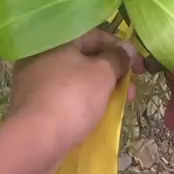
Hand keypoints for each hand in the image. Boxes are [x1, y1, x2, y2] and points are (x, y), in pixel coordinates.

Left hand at [5, 29, 144, 153]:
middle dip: (113, 73)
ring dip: (101, 88)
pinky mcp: (34, 101)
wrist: (36, 138)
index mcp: (58, 38)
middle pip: (86, 57)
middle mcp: (43, 52)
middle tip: (131, 92)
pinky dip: (83, 100)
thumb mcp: (101, 74)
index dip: (120, 49)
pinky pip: (65, 94)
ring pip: (76, 77)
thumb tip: (127, 48)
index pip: (95, 35)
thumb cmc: (72, 98)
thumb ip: (116, 58)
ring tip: (119, 105)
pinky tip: (96, 114)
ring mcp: (35, 77)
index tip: (139, 67)